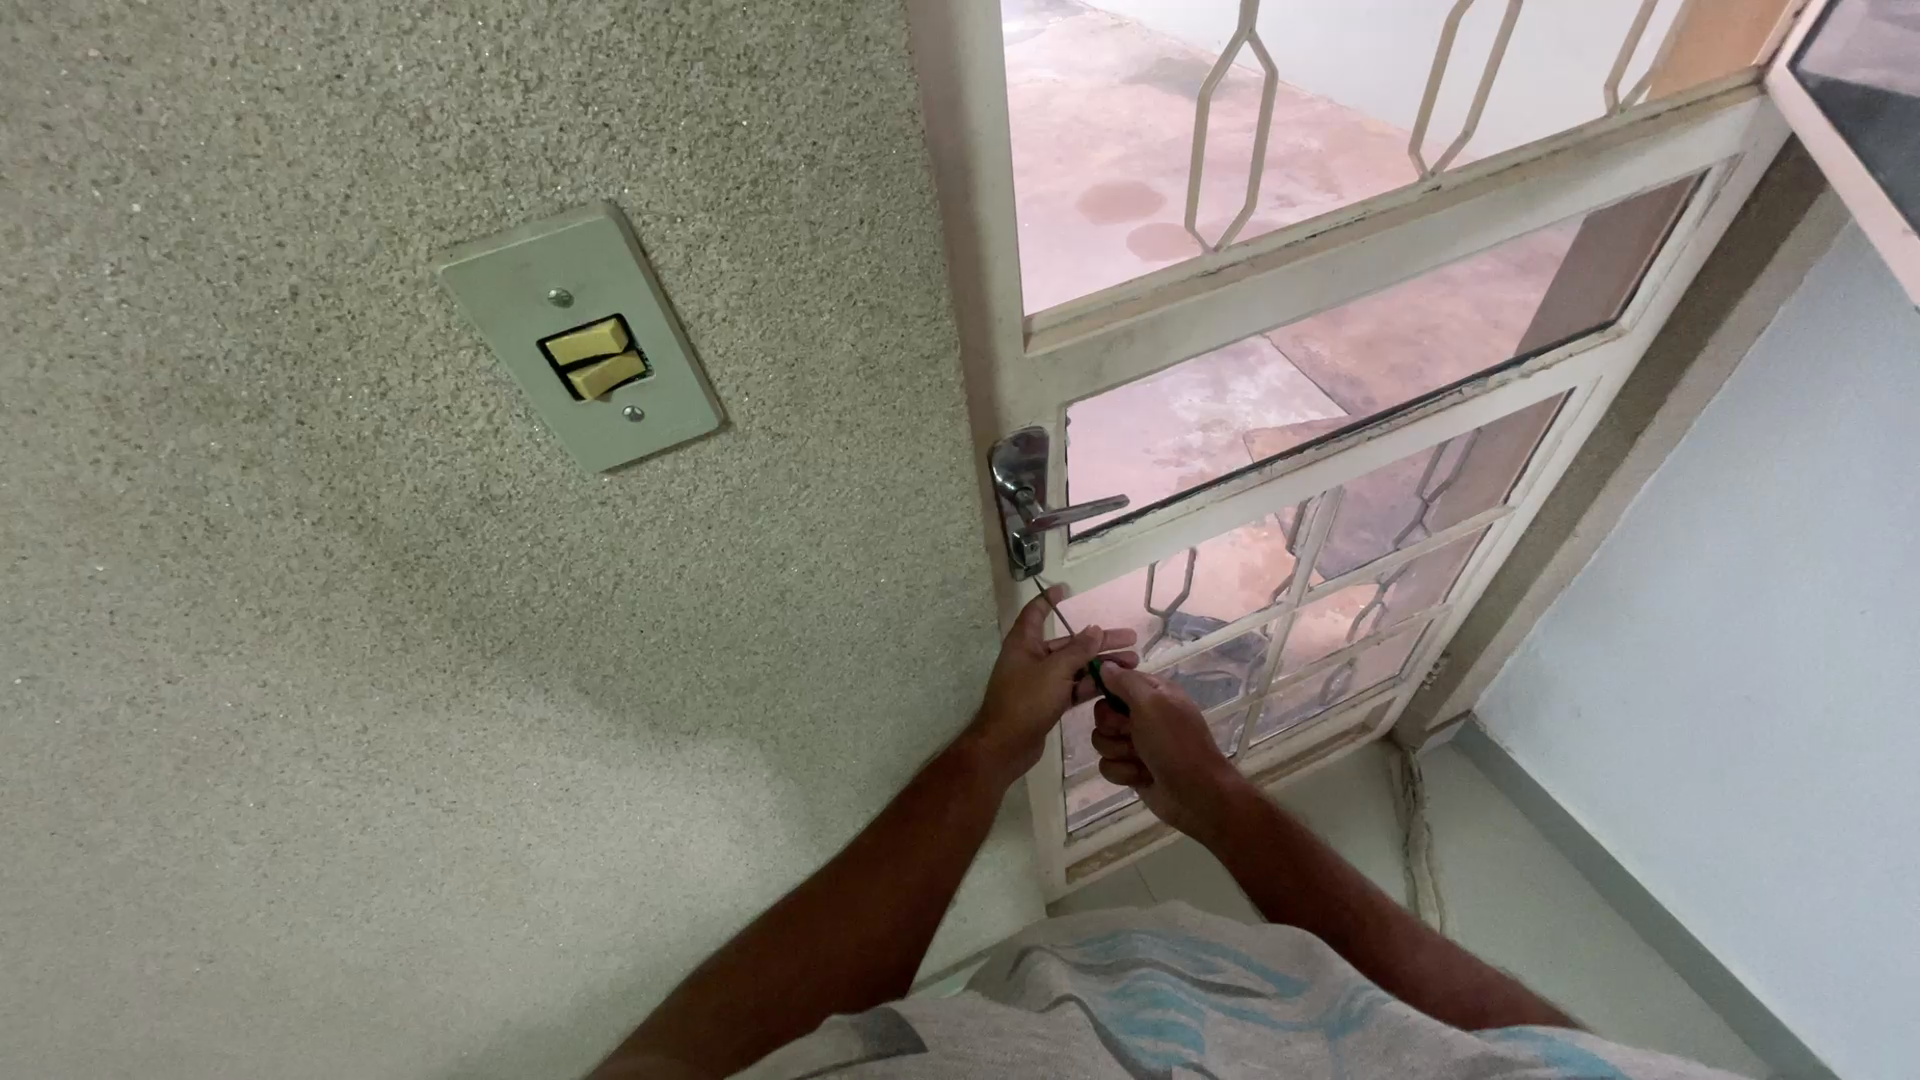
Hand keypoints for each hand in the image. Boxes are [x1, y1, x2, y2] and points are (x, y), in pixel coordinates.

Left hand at [964, 586, 1137, 788]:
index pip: (1036, 613)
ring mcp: (1040, 681)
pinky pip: (1073, 687)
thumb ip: (1077, 650)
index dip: (1049, 600)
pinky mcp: (1048, 702)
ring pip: (1074, 666)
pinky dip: (1092, 684)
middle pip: (1068, 643)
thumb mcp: (1054, 671)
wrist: (1006, 745)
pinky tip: (1116, 684)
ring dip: (1101, 664)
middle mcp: (1031, 658)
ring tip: (1133, 663)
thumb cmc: (1026, 700)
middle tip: (1130, 638)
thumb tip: (1094, 629)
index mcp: (1024, 643)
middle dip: (1098, 641)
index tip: (1067, 590)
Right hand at [1088, 665, 1260, 840]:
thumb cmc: (1176, 744)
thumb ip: (1125, 682)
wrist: (1197, 795)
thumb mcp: (1152, 704)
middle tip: (1133, 733)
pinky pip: (1107, 765)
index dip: (1107, 690)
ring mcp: (1136, 743)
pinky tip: (1141, 776)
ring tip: (1141, 759)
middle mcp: (1143, 715)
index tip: (1108, 700)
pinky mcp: (1131, 769)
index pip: (1115, 680)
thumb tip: (1104, 664)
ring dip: (1119, 752)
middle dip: (1113, 727)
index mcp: (1152, 693)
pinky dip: (1122, 772)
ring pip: (1102, 740)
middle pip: (1102, 713)